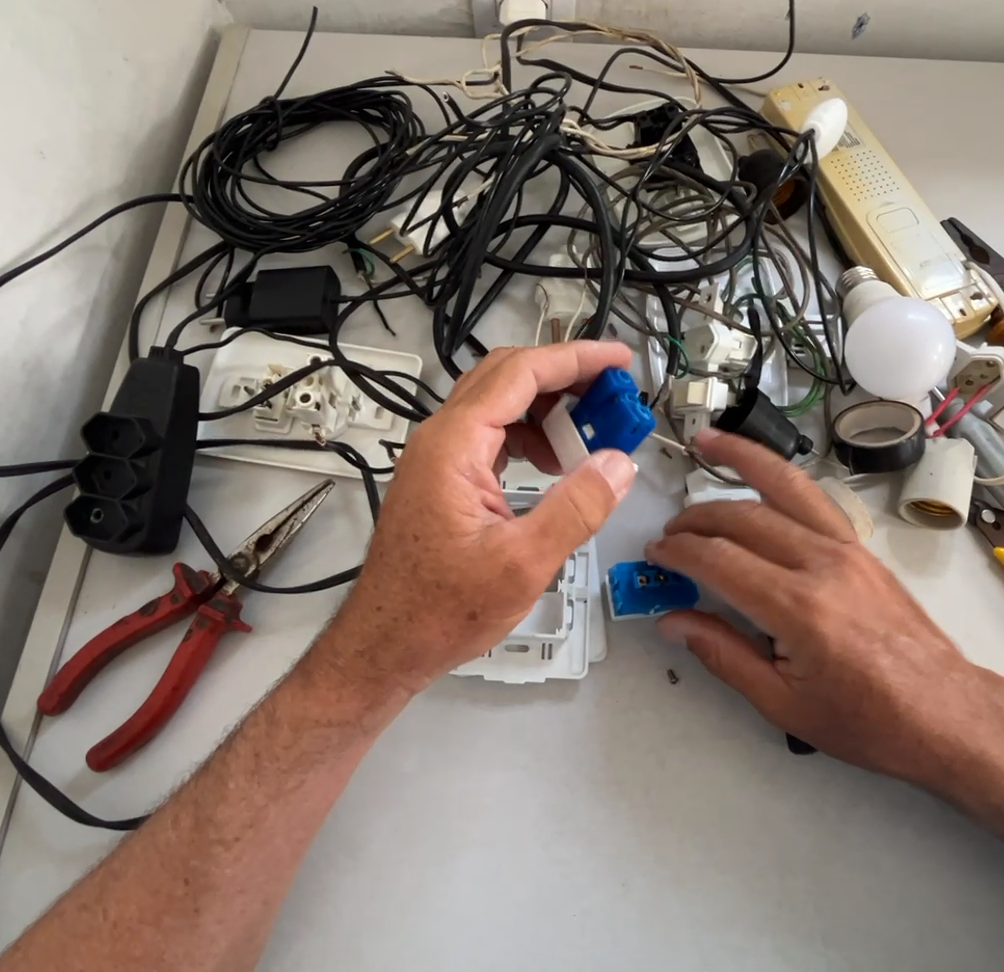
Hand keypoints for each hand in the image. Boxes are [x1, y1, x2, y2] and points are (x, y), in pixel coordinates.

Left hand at [308, 342, 637, 693]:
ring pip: (499, 404)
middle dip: (565, 377)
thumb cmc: (436, 611)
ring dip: (549, 409)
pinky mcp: (443, 478)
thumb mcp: (522, 563)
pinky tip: (556, 463)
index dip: (575, 359)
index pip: (520, 373)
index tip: (616, 360)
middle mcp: (440, 441)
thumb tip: (617, 465)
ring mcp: (438, 458)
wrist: (386, 644)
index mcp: (453, 446)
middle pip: (508, 377)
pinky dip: (529, 436)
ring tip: (592, 434)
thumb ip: (576, 508)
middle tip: (611, 393)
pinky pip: (491, 435)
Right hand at [648, 430, 1003, 794]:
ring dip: (741, 459)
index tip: (656, 555)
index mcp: (798, 608)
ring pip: (783, 487)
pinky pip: (811, 498)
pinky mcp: (860, 547)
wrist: (945, 713)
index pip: (719, 560)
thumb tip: (673, 620)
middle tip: (669, 533)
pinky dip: (779, 476)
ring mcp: (846, 549)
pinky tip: (759, 471)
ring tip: (708, 440)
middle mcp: (822, 565)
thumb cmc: (867, 720)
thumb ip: (722, 654)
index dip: (678, 552)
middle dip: (696, 519)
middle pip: (743, 518)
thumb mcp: (782, 704)